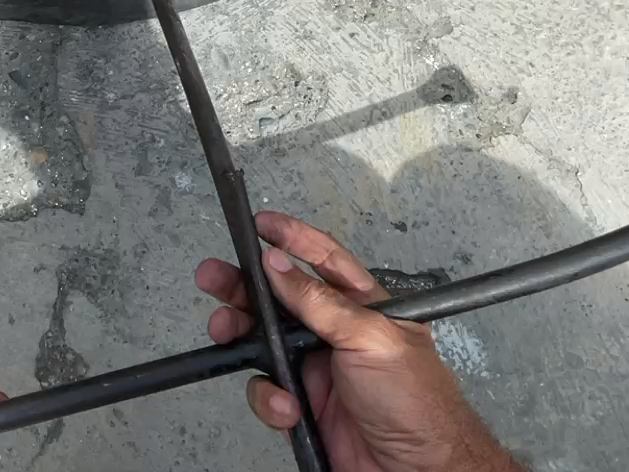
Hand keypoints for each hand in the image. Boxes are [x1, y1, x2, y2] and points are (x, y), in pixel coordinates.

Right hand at [195, 212, 520, 471]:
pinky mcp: (301, 404)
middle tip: (211, 276)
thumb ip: (318, 300)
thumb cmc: (417, 404)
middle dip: (241, 284)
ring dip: (238, 332)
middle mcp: (332, 331)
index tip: (260, 223)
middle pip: (277, 295)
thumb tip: (276, 262)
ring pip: (260, 339)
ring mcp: (314, 367)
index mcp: (361, 306)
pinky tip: (287, 405)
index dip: (291, 236)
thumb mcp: (370, 339)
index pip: (322, 258)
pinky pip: (266, 389)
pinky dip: (268, 396)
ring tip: (224, 330)